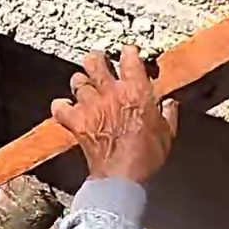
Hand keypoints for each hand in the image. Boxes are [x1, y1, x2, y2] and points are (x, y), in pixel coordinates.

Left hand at [50, 45, 179, 183]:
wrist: (123, 176)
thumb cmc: (148, 155)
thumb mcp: (168, 131)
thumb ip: (168, 112)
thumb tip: (169, 102)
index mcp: (136, 90)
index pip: (129, 57)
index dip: (128, 52)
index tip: (129, 53)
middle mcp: (111, 92)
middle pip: (95, 61)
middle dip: (96, 59)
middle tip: (98, 62)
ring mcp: (91, 106)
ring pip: (77, 81)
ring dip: (80, 82)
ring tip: (84, 87)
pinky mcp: (77, 122)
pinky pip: (59, 107)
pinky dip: (61, 107)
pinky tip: (65, 109)